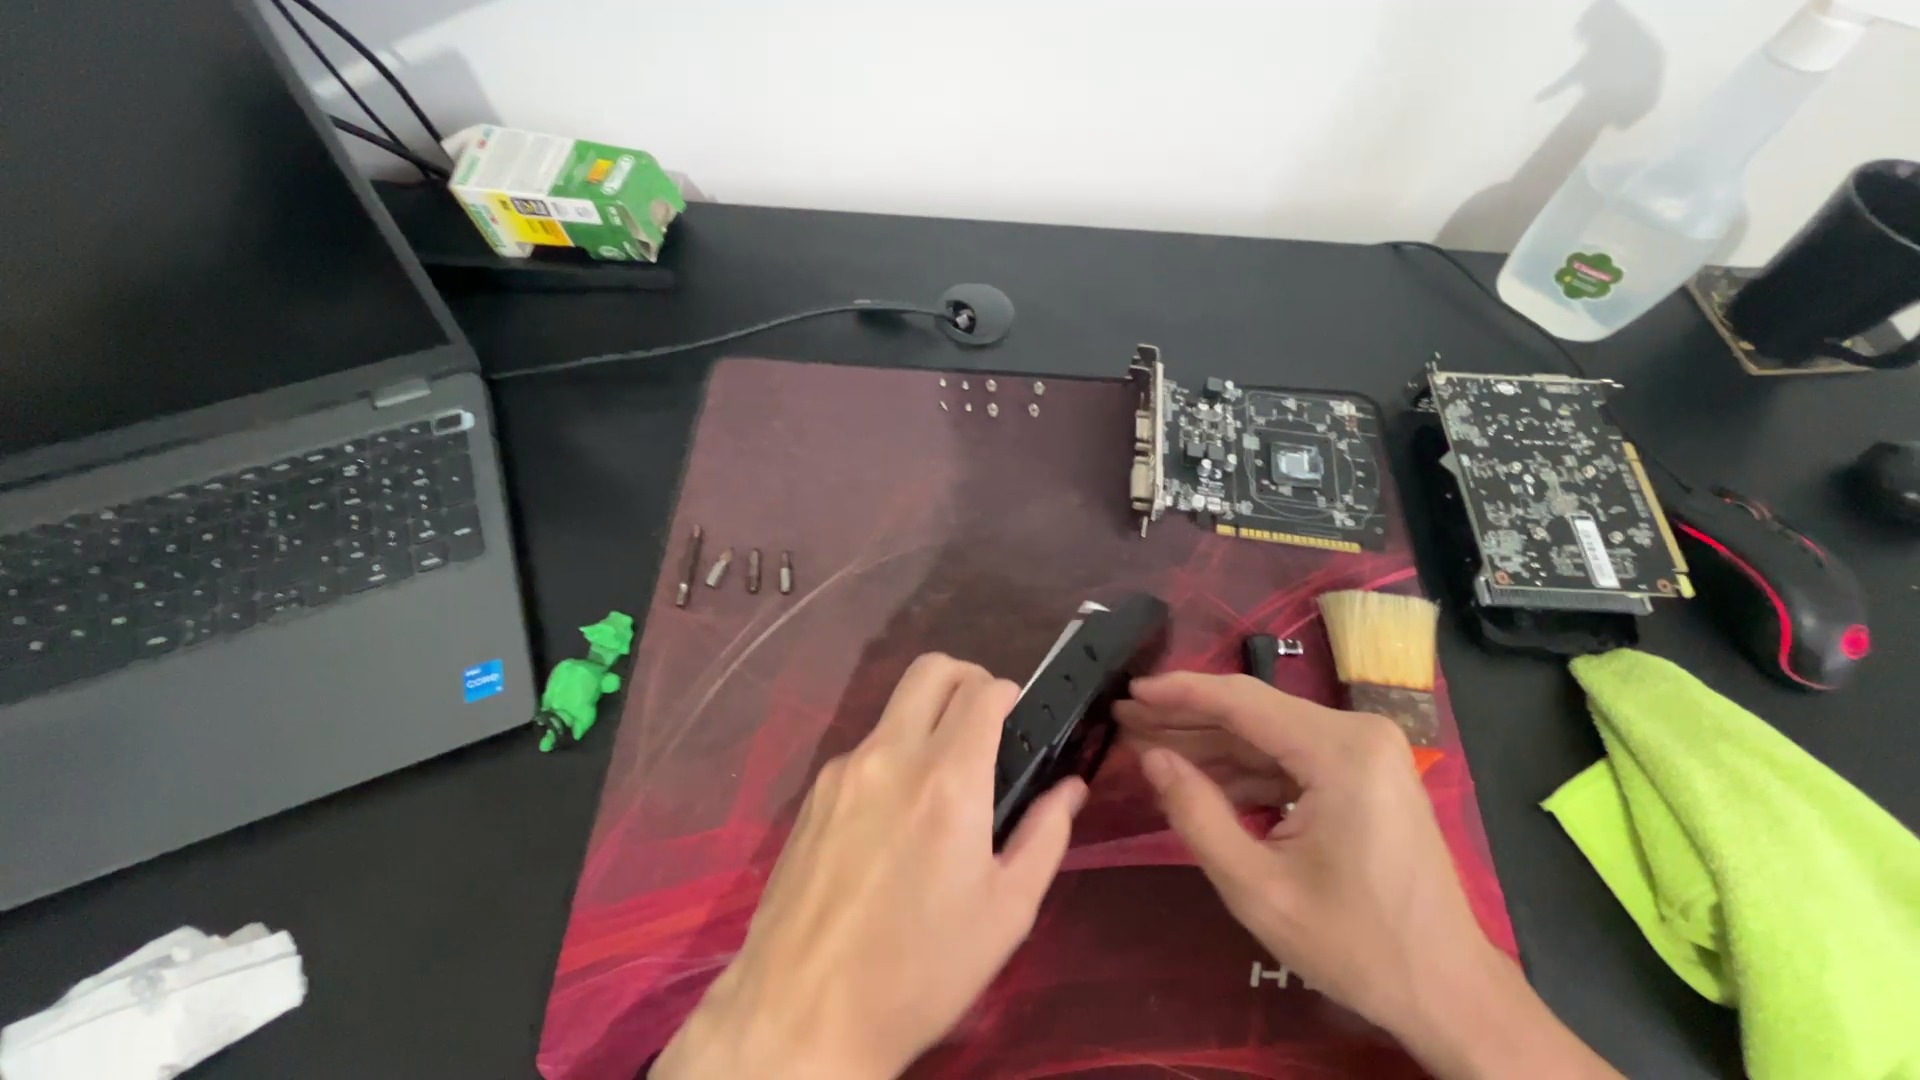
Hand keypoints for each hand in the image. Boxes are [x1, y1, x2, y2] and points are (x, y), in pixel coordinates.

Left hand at [653, 654, 1086, 1079]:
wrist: (803, 1013)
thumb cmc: (920, 969)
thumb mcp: (1005, 912)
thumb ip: (1045, 836)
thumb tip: (1069, 789)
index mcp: (947, 780)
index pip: (982, 692)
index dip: (1009, 692)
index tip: (1019, 717)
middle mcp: (890, 757)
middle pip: (930, 669)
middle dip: (967, 678)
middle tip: (986, 722)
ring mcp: (842, 772)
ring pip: (893, 709)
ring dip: (926, 721)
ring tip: (942, 784)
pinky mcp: (811, 796)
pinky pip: (863, 751)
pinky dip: (892, 758)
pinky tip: (894, 820)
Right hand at [1117, 673, 1618, 1079]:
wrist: (1448, 991)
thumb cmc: (1355, 944)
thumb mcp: (1257, 886)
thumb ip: (1196, 813)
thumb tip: (1151, 756)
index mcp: (1341, 751)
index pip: (1242, 701)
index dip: (1179, 693)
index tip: (1129, 691)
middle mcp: (1358, 734)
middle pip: (1253, 714)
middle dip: (1186, 719)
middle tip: (1125, 720)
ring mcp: (1366, 753)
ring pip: (1268, 735)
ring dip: (1209, 745)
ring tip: (1147, 746)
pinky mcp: (1365, 775)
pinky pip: (1290, 759)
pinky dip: (1243, 770)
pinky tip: (1197, 778)